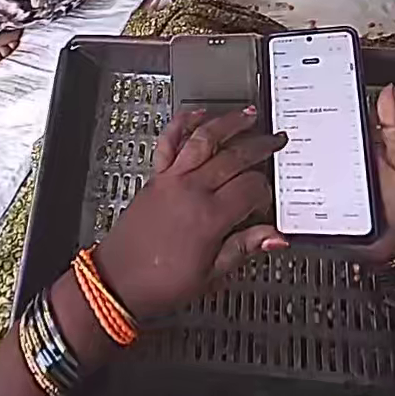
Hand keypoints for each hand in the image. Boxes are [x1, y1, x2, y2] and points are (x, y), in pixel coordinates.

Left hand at [95, 108, 288, 318]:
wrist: (118, 281)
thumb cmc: (161, 282)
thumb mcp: (211, 275)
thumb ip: (245, 248)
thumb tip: (276, 238)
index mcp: (210, 217)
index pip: (251, 188)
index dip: (265, 192)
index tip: (267, 200)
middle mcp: (192, 190)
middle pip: (234, 157)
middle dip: (260, 146)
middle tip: (276, 141)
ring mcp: (172, 178)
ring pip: (205, 139)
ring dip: (229, 123)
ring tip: (248, 115)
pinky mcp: (156, 175)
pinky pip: (170, 141)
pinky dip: (184, 123)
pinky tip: (198, 113)